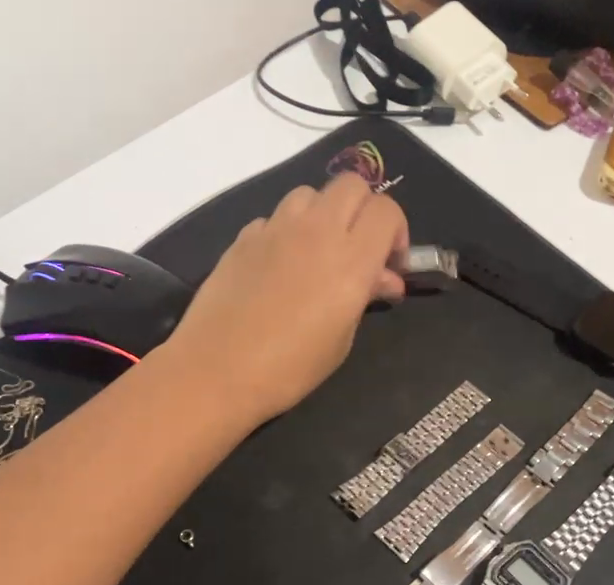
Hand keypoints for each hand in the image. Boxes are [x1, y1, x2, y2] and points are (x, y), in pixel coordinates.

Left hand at [156, 172, 408, 421]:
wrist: (218, 371)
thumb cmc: (290, 369)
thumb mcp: (341, 341)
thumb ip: (364, 297)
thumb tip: (382, 279)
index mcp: (350, 259)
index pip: (386, 210)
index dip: (396, 231)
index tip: (389, 265)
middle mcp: (316, 231)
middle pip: (352, 185)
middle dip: (364, 211)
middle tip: (359, 252)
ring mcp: (275, 228)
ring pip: (310, 194)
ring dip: (323, 215)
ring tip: (318, 255)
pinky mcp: (244, 237)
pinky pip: (275, 218)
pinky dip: (287, 233)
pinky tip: (280, 269)